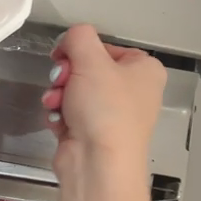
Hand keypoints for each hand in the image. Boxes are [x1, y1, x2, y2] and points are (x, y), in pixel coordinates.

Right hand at [41, 25, 165, 175]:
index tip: (62, 58)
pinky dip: (59, 116)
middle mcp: (132, 92)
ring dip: (58, 96)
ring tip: (56, 105)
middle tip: (60, 82)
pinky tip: (58, 121)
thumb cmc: (105, 109)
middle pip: (87, 70)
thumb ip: (78, 37)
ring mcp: (112, 116)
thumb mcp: (91, 60)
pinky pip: (70, 115)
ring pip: (74, 93)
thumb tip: (70, 38)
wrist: (97, 163)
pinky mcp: (92, 134)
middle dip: (65, 77)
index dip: (80, 51)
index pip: (105, 48)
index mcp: (144, 70)